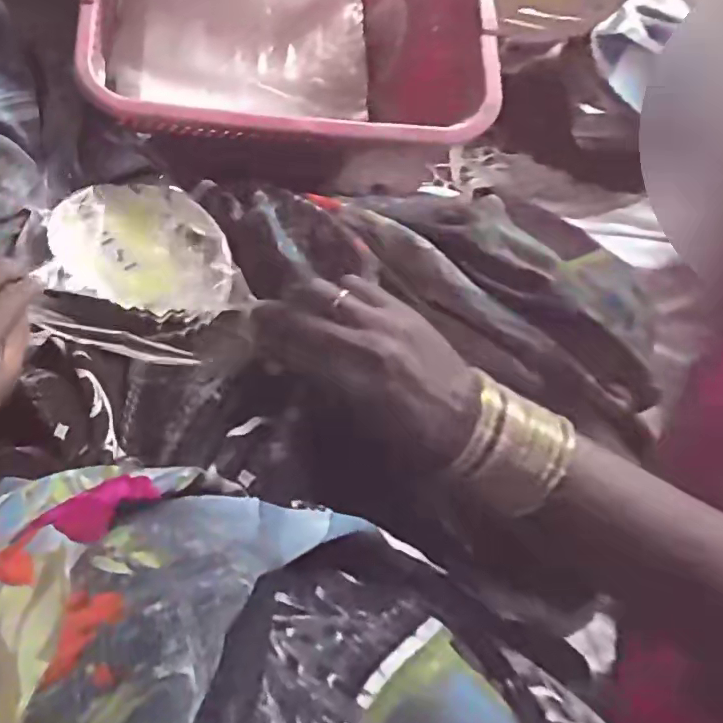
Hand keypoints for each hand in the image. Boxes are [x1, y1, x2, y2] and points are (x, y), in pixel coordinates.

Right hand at [254, 275, 480, 472]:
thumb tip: (279, 363)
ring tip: (296, 307)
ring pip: (328, 287)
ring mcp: (386, 317)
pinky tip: (337, 304)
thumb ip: (316, 385)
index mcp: (353, 371)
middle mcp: (365, 336)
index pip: (292, 339)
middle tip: (262, 317)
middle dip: (276, 310)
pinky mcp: (402, 308)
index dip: (265, 334)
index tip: (249, 334)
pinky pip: (359, 284)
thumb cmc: (409, 437)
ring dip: (304, 296)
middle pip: (303, 305)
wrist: (473, 426)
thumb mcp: (355, 421)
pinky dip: (340, 290)